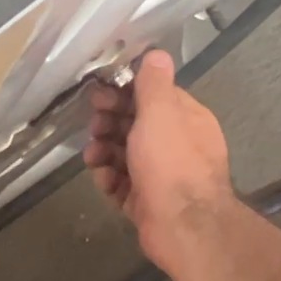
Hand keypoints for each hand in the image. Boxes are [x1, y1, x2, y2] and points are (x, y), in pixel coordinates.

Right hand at [83, 50, 237, 247]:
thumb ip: (155, 83)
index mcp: (186, 120)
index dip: (123, 95)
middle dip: (110, 124)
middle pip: (135, 127)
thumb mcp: (162, 112)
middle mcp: (177, 145)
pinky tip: (103, 180)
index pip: (152, 98)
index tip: (100, 98)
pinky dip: (110, 180)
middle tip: (95, 128)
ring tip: (93, 157)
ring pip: (125, 156)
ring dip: (104, 153)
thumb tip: (157, 54)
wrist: (183, 226)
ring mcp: (162, 176)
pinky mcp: (148, 202)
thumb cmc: (172, 162)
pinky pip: (123, 185)